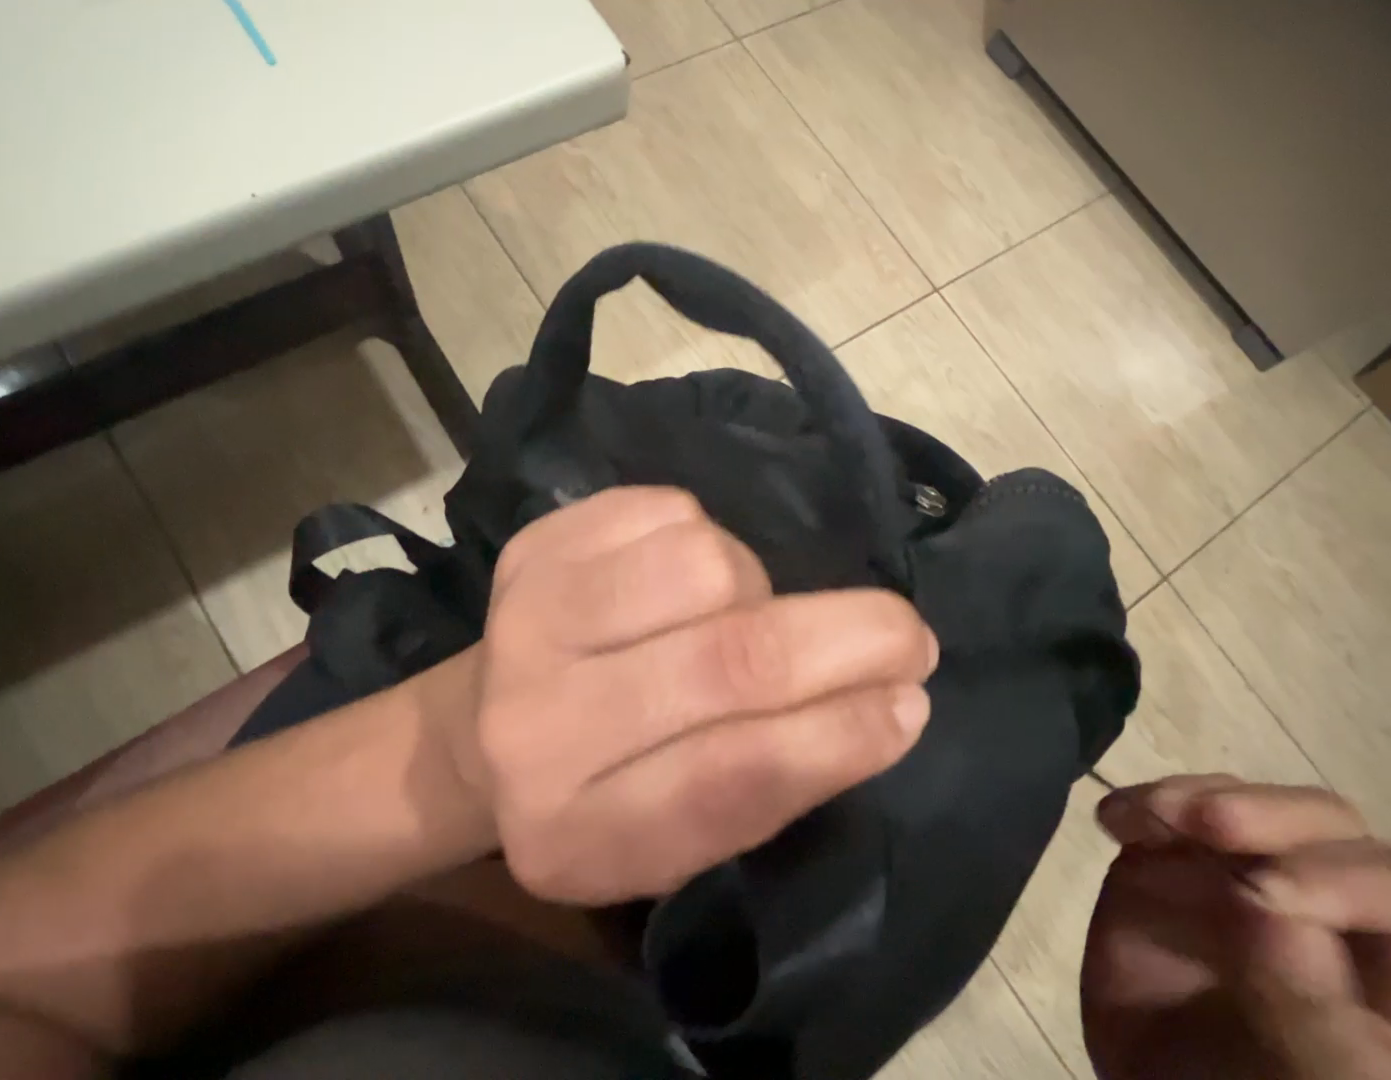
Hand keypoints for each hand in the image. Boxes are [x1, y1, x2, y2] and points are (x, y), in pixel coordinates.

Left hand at [442, 486, 937, 905]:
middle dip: (846, 641)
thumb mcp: (678, 840)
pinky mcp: (533, 548)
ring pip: (703, 565)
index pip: (731, 779)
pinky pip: (667, 512)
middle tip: (908, 636)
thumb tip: (891, 701)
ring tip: (739, 615)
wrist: (479, 736)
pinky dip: (707, 538)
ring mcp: (527, 622)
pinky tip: (683, 580)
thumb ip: (773, 784)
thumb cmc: (599, 798)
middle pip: (727, 663)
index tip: (911, 703)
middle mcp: (540, 729)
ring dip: (758, 587)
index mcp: (580, 833)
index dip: (841, 735)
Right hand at [1081, 775, 1390, 1079]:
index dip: (1339, 878)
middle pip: (1320, 825)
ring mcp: (1235, 873)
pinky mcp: (1163, 865)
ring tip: (1147, 814)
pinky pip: (1159, 818)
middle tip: (1210, 822)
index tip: (1268, 893)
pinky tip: (1114, 819)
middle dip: (1265, 814)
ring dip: (1192, 797)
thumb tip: (1264, 900)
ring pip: (1235, 803)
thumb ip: (1303, 1001)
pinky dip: (1137, 807)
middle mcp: (1321, 899)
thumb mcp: (1311, 1074)